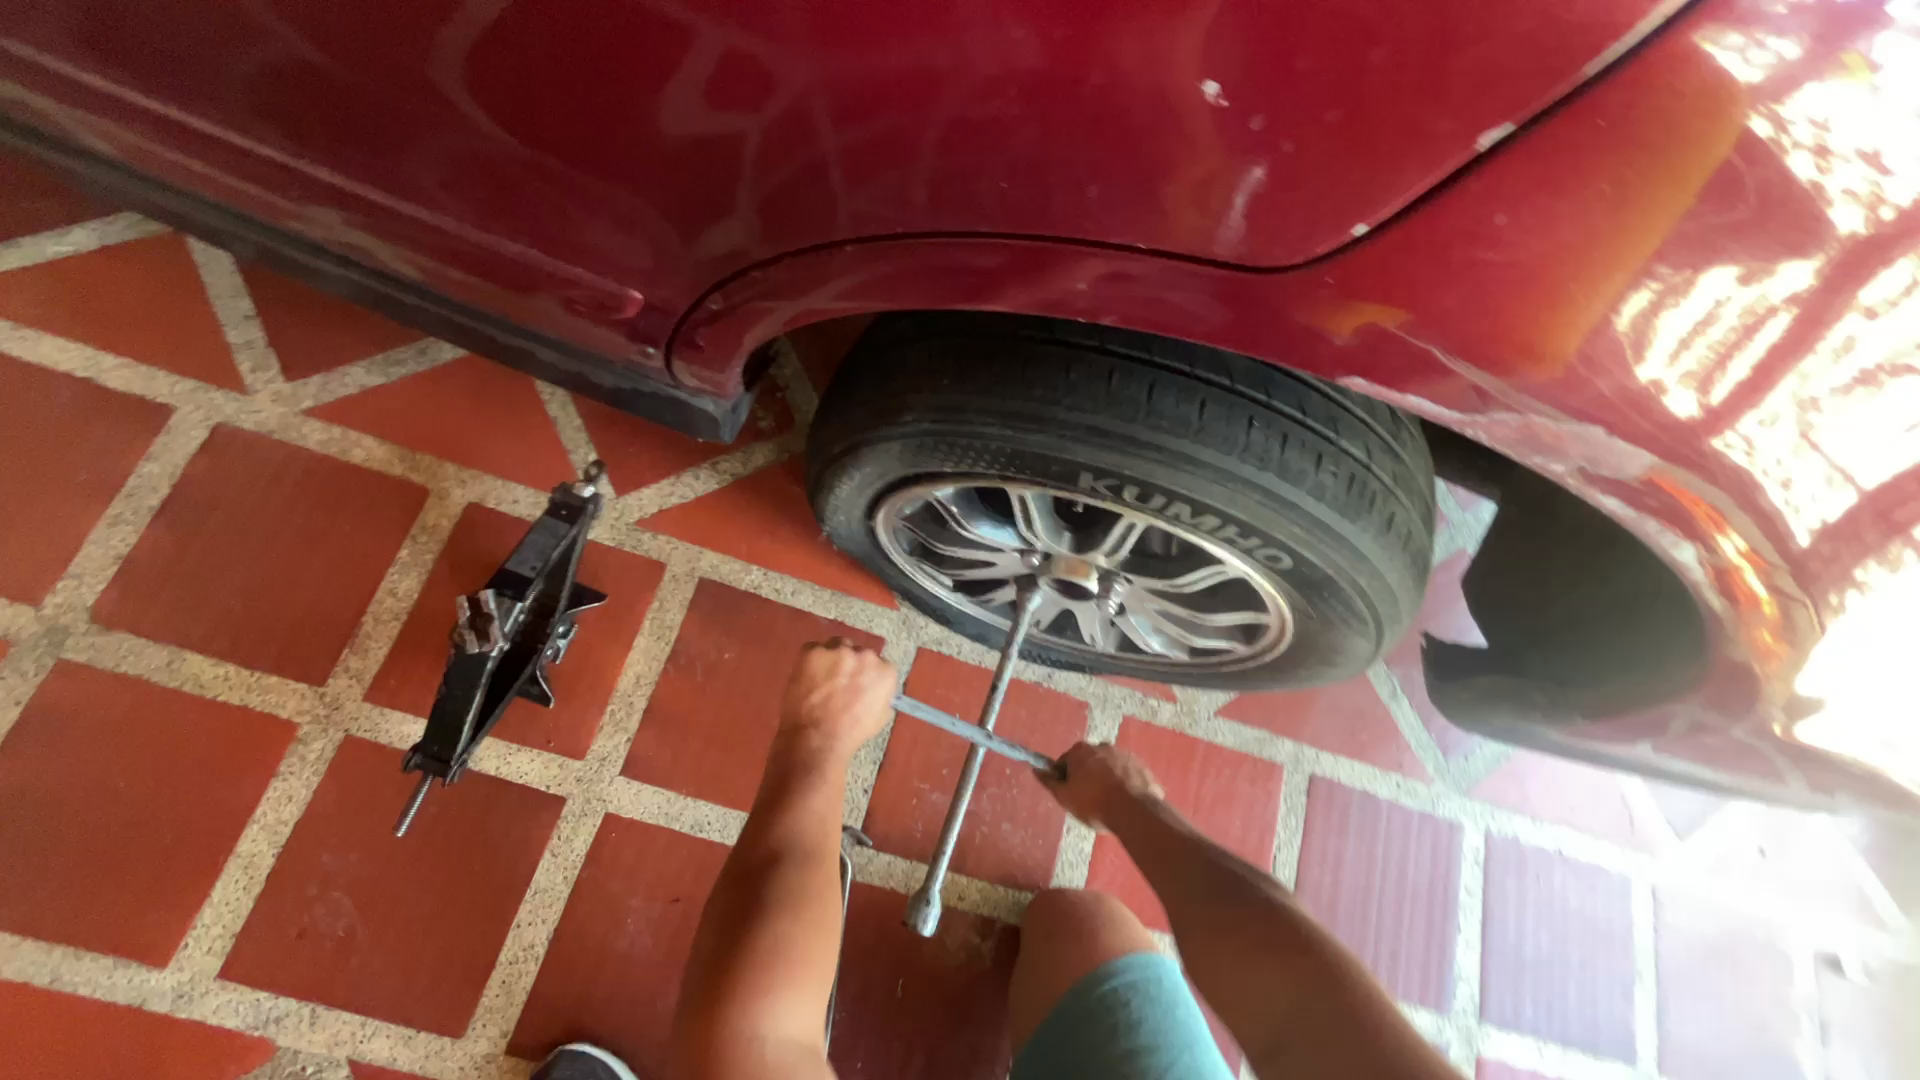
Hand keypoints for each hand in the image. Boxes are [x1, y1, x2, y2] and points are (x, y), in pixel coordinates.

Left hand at [780, 638, 895, 753]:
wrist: (817, 737)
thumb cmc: (852, 732)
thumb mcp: (881, 716)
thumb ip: (882, 694)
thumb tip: (875, 687)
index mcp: (885, 671)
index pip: (880, 664)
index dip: (867, 674)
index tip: (859, 684)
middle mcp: (865, 655)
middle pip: (859, 651)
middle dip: (851, 664)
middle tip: (840, 681)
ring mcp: (838, 650)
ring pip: (837, 645)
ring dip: (833, 657)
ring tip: (823, 677)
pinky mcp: (813, 650)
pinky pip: (814, 648)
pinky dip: (812, 660)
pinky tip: (808, 677)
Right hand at [1038, 741, 1164, 828]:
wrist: (1134, 812)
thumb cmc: (1093, 803)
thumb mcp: (1064, 797)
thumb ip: (1049, 782)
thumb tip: (1036, 769)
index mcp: (1080, 750)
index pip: (1066, 762)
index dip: (1065, 779)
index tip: (1070, 795)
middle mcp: (1102, 746)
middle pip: (1089, 762)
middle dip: (1088, 777)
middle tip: (1089, 800)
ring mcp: (1124, 754)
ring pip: (1110, 767)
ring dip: (1107, 779)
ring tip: (1110, 803)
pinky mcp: (1142, 766)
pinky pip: (1128, 775)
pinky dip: (1125, 784)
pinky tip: (1125, 802)